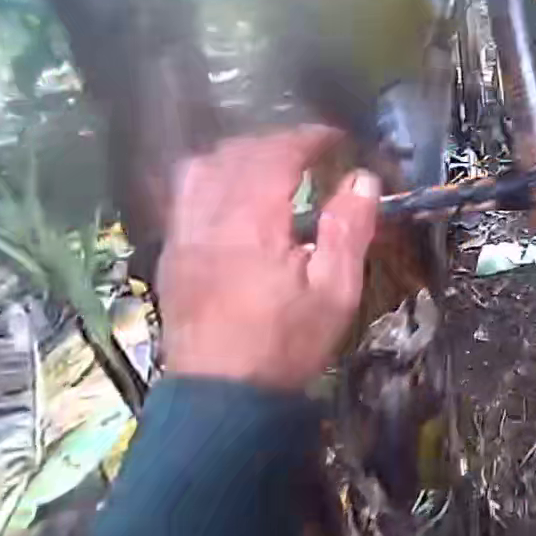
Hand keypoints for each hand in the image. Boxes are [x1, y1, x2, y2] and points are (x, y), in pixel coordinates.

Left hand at [158, 127, 379, 390]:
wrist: (224, 399)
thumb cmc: (286, 343)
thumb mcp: (334, 291)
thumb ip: (348, 229)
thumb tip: (364, 178)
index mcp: (251, 224)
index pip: (276, 156)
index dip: (307, 138)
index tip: (335, 137)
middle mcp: (208, 219)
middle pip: (236, 154)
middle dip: (276, 142)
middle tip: (311, 151)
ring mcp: (182, 236)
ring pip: (200, 169)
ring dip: (238, 155)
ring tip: (269, 166)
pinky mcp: (172, 256)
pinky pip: (183, 196)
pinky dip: (211, 178)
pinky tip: (232, 196)